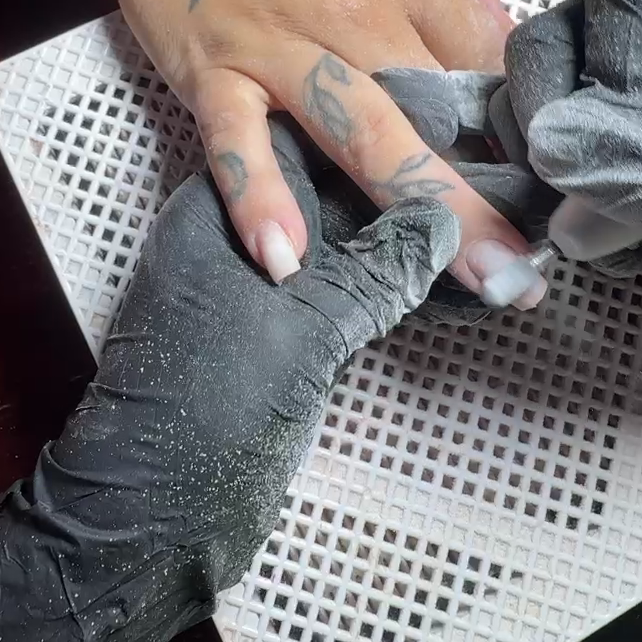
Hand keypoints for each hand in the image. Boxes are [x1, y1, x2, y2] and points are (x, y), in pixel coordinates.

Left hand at [0, 123, 458, 641]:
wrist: (161, 510)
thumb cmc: (208, 404)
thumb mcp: (299, 331)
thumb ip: (373, 271)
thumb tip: (442, 221)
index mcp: (222, 208)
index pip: (310, 144)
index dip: (378, 137)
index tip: (447, 131)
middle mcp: (239, 230)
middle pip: (333, 189)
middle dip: (401, 189)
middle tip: (480, 180)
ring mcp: (260, 280)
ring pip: (345, 239)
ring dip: (403, 236)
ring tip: (475, 225)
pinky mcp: (281, 327)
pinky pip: (345, 285)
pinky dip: (390, 280)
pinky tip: (439, 275)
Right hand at [92, 0, 545, 309]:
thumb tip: (504, 35)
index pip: (479, 55)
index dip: (507, 119)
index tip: (522, 174)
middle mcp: (351, 7)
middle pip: (434, 105)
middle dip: (488, 187)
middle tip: (529, 269)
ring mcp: (278, 46)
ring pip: (357, 130)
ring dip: (414, 203)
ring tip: (471, 277)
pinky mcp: (215, 73)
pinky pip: (238, 142)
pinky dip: (258, 196)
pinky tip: (285, 257)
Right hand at [508, 0, 641, 426]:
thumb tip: (552, 145)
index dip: (618, 54)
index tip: (637, 137)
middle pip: (550, 36)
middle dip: (555, 118)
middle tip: (593, 190)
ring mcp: (598, 96)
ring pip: (516, 97)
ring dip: (542, 170)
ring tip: (608, 226)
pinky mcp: (568, 149)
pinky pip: (510, 156)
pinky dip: (528, 201)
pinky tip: (589, 235)